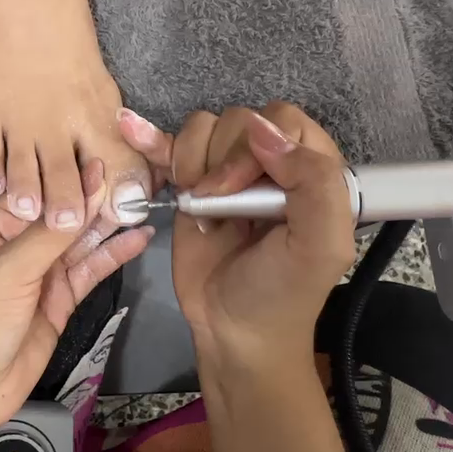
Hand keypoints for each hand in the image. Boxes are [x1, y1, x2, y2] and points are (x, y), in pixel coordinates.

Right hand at [0, 0, 149, 232]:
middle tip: (61, 227)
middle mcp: (39, 114)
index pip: (106, 162)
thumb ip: (88, 84)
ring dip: (13, 190)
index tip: (112, 211)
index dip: (111, 191)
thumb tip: (98, 115)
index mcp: (83, 95)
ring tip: (17, 208)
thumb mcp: (82, 32)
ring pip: (4, 169)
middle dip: (61, 206)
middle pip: (53, 178)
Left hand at [0, 159, 154, 451]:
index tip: (112, 153)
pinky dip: (113, 254)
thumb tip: (87, 190)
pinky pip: (90, 269)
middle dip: (98, 196)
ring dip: (111, 223)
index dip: (73, 173)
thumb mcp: (10, 270)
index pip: (40, 188)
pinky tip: (139, 236)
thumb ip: (51, 234)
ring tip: (148, 199)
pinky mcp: (61, 298)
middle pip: (65, 212)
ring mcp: (43, 270)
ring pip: (82, 239)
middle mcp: (21, 241)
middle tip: (142, 174)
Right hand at [118, 103, 356, 373]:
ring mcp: (224, 171)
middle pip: (238, 121)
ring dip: (192, 164)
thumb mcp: (320, 246)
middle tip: (220, 206)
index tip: (246, 189)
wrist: (231, 330)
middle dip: (223, 161)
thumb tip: (260, 128)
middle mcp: (269, 163)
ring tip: (199, 207)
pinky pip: (169, 143)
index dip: (259, 147)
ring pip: (202, 128)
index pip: (284, 121)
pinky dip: (152, 138)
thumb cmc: (281, 292)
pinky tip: (132, 130)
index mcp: (312, 171)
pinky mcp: (188, 183)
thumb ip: (313, 183)